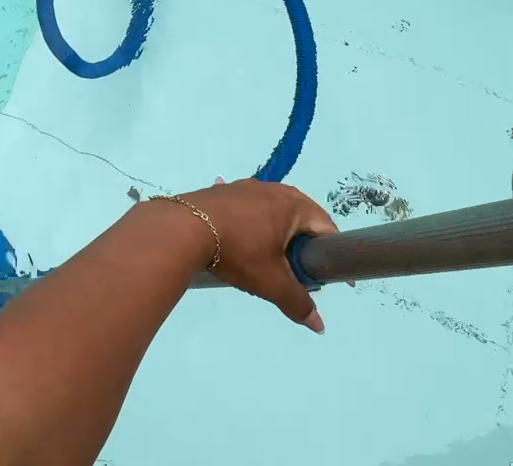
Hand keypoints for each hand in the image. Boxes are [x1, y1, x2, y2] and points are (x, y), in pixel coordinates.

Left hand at [165, 179, 337, 332]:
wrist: (181, 228)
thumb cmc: (236, 251)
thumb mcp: (271, 283)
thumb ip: (299, 303)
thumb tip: (319, 325)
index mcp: (290, 204)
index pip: (326, 225)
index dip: (331, 252)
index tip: (325, 276)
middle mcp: (269, 188)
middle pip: (301, 215)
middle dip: (305, 242)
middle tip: (299, 269)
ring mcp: (242, 186)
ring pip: (272, 209)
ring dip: (278, 232)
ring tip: (270, 258)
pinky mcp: (220, 191)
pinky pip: (248, 207)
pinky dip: (254, 224)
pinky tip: (242, 241)